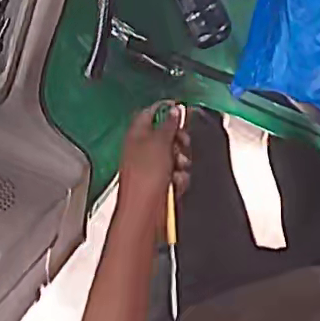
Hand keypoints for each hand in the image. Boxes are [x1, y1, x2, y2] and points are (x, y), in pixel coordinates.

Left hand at [117, 103, 190, 225]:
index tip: (180, 108)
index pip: (150, 112)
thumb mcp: (161, 142)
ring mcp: (150, 166)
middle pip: (165, 134)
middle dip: (178, 139)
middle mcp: (142, 148)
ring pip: (173, 154)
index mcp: (136, 133)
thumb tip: (175, 109)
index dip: (165, 108)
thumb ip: (169, 124)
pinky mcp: (159, 183)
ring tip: (179, 167)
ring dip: (181, 160)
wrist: (144, 212)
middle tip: (183, 143)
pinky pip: (175, 173)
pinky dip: (179, 177)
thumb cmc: (147, 173)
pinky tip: (176, 182)